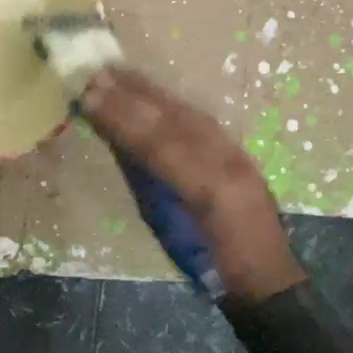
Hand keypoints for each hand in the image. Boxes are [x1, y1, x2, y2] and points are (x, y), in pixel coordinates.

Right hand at [80, 68, 306, 303]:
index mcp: (206, 189)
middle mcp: (224, 164)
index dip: (120, 119)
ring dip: (150, 91)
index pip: (155, 144)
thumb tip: (116, 142)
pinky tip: (152, 91)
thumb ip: (145, 181)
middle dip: (132, 96)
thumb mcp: (169, 229)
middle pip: (171, 121)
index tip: (87, 99)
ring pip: (187, 114)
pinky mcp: (239, 154)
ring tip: (117, 72)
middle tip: (95, 75)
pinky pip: (202, 119)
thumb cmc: (207, 264)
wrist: (265, 279)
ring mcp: (235, 155)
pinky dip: (172, 102)